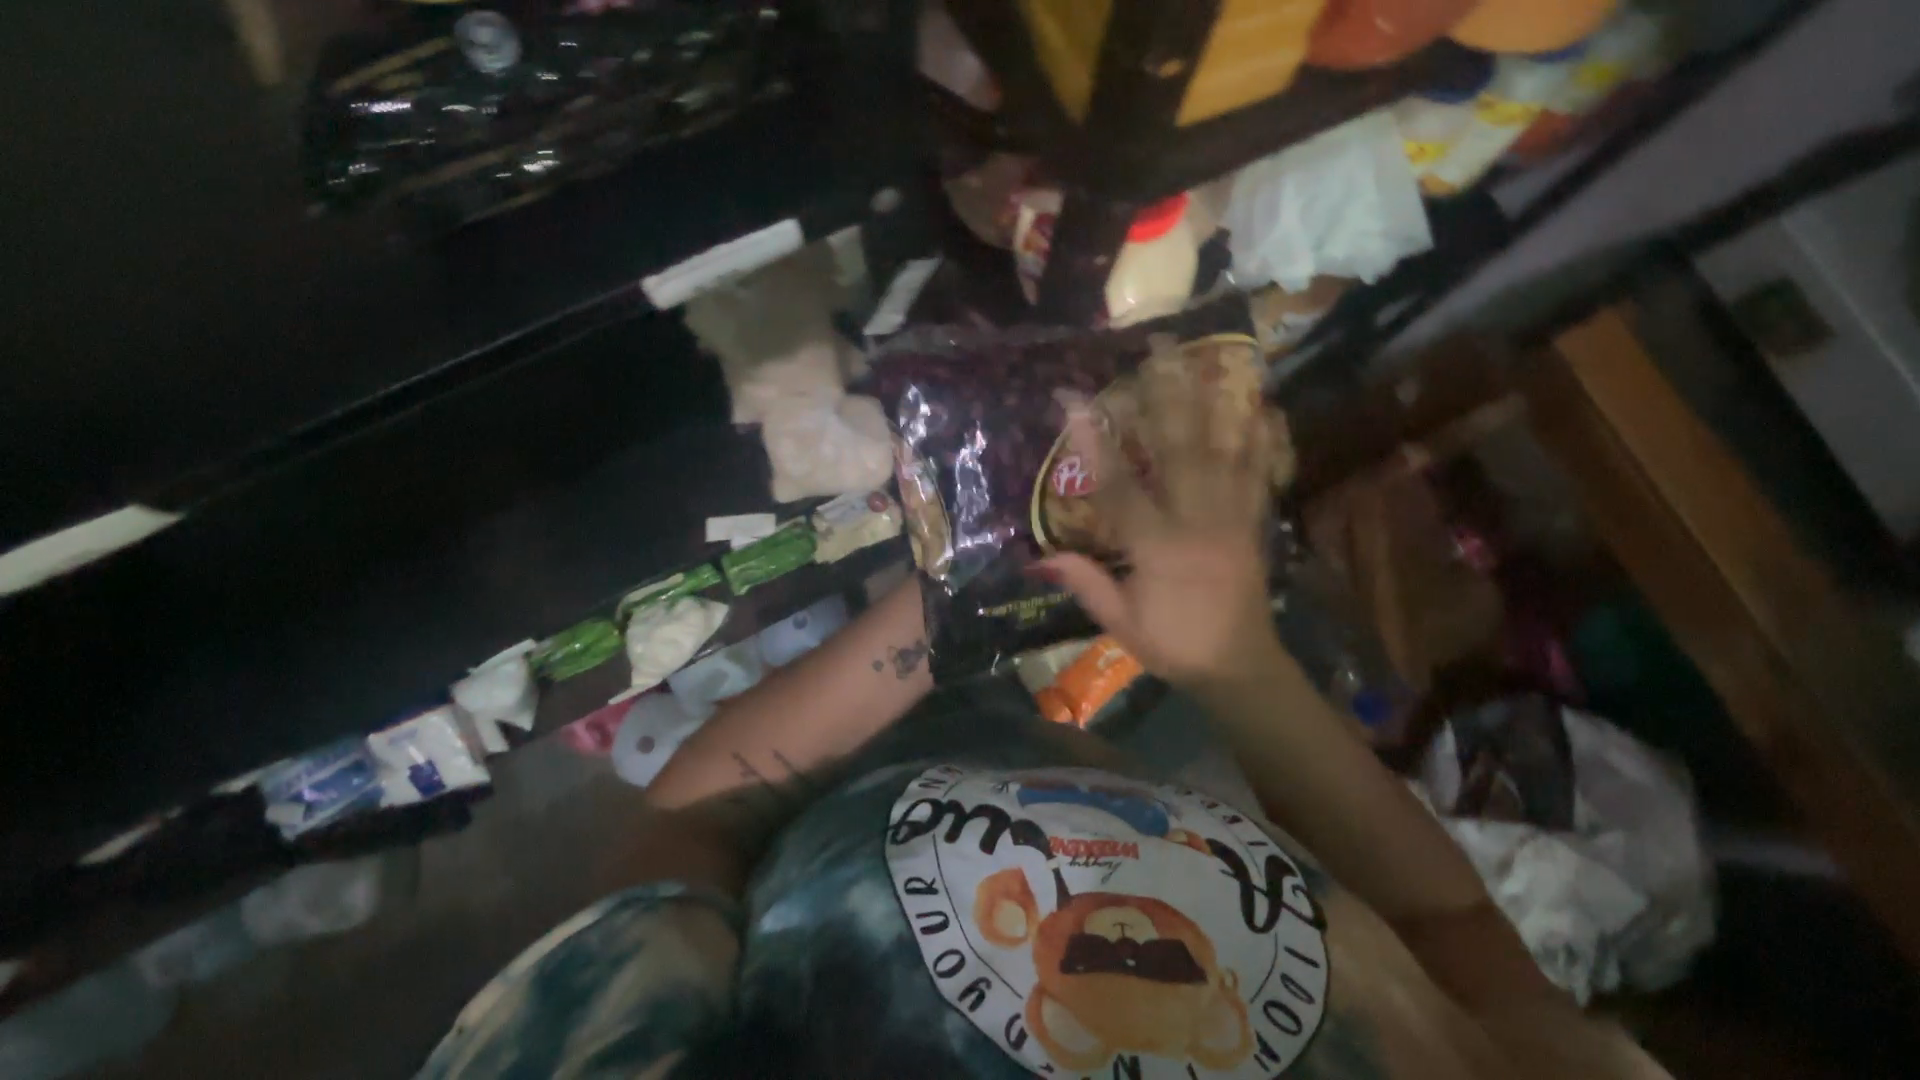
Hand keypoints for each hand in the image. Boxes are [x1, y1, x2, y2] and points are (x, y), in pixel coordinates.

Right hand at [1037, 356, 1291, 689]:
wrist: (1240, 667)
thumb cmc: (1174, 647)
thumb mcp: (1121, 625)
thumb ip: (1086, 585)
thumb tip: (1038, 559)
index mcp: (1157, 549)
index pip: (1117, 487)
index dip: (1093, 443)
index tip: (1074, 400)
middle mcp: (1197, 523)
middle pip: (1180, 449)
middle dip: (1167, 394)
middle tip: (1158, 347)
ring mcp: (1232, 519)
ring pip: (1223, 452)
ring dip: (1214, 402)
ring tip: (1210, 359)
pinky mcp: (1254, 523)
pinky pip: (1260, 475)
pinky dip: (1263, 440)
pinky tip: (1264, 407)